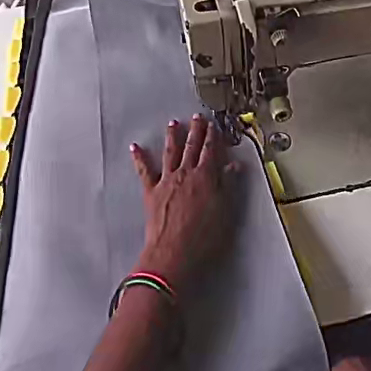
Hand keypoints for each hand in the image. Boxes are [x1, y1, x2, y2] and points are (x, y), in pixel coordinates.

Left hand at [130, 115, 235, 291]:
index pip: (211, 151)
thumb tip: (234, 166)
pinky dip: (140, 158)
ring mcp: (166, 181)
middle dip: (195, 130)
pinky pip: (144, 171)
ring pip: (170, 153)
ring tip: (173, 123)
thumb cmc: (202, 237)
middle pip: (191, 147)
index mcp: (205, 177)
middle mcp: (185, 174)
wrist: (173, 253)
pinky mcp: (151, 192)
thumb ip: (228, 185)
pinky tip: (136, 147)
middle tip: (197, 117)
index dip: (213, 137)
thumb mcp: (225, 211)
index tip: (214, 126)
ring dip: (173, 137)